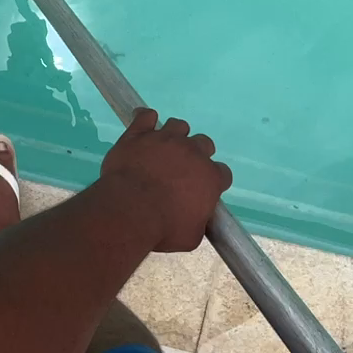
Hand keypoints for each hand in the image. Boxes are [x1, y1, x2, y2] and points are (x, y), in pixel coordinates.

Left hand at [100, 108, 232, 252]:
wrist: (129, 209)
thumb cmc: (163, 228)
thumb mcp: (191, 236)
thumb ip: (199, 222)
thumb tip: (197, 219)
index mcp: (210, 177)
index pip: (223, 172)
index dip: (213, 180)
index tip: (202, 189)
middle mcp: (192, 152)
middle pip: (203, 143)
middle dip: (196, 154)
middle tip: (181, 168)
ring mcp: (165, 139)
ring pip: (178, 126)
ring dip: (174, 135)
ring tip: (162, 148)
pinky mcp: (139, 133)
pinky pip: (146, 116)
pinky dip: (145, 119)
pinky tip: (143, 126)